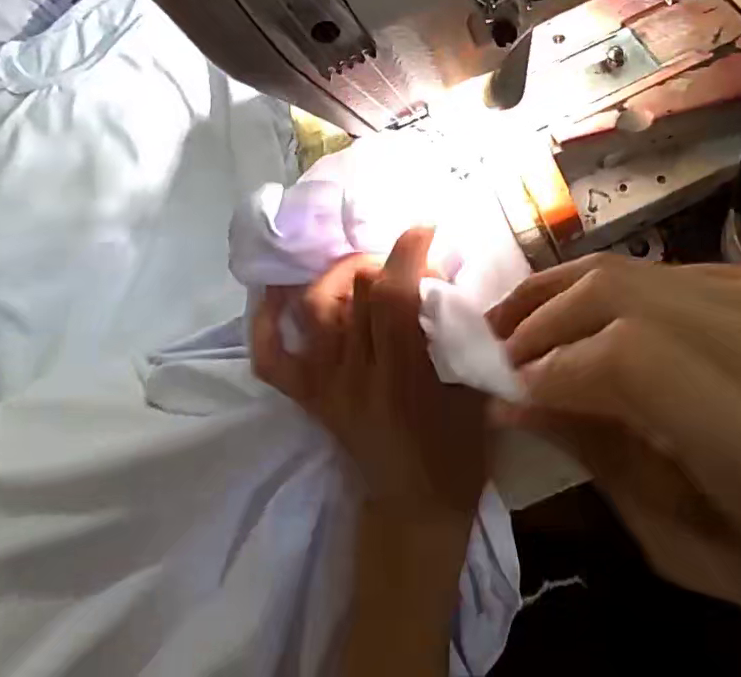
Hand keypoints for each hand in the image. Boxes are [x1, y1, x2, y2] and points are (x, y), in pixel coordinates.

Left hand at [251, 227, 488, 518]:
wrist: (414, 511)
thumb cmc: (456, 454)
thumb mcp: (473, 392)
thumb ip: (458, 336)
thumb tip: (444, 285)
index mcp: (401, 379)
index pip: (392, 299)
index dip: (406, 255)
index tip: (424, 230)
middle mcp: (354, 378)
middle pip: (353, 295)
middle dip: (381, 261)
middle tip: (405, 262)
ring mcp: (325, 388)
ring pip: (313, 311)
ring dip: (337, 276)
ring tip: (363, 270)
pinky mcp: (309, 399)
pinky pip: (272, 357)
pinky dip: (267, 321)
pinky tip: (279, 293)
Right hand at [487, 254, 740, 643]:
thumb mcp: (692, 551)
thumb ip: (602, 463)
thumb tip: (516, 400)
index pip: (634, 360)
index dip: (555, 365)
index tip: (505, 391)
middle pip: (619, 294)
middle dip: (540, 318)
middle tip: (493, 351)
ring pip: (626, 269)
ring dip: (557, 293)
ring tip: (514, 326)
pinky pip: (649, 272)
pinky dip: (596, 290)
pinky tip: (574, 320)